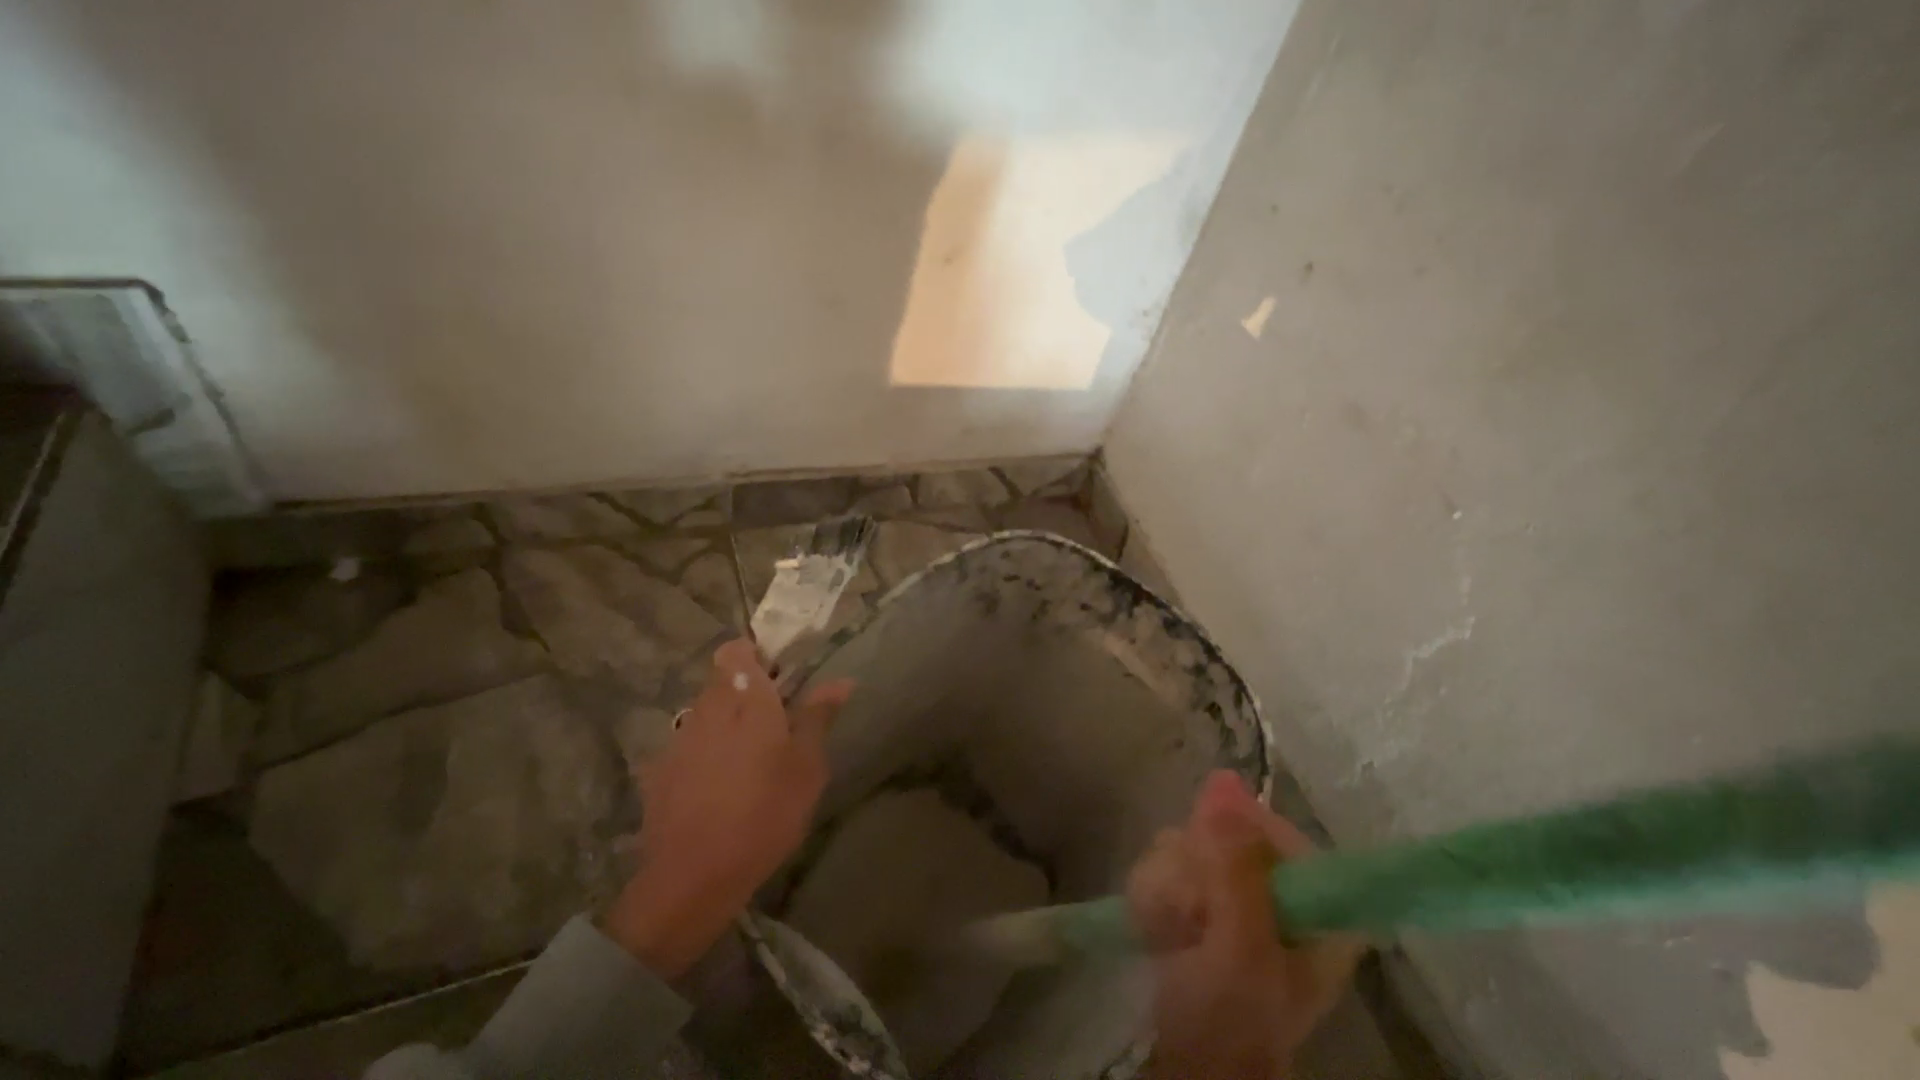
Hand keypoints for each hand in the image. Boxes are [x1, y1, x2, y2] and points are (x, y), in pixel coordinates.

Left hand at [603, 639, 853, 977]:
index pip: (737, 650)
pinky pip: (688, 744)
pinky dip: (705, 752)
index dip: (755, 654)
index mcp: (747, 700)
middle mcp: (707, 709)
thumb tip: (840, 680)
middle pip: (721, 680)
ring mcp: (679, 739)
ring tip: (749, 757)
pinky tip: (720, 785)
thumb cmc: (765, 815)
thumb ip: (818, 719)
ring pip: (703, 711)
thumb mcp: (807, 770)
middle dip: (745, 691)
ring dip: (725, 721)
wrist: (693, 875)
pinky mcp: (660, 770)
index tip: (779, 675)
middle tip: (775, 720)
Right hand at [1127, 771, 1362, 1078]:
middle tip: (1186, 914)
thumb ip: (1236, 868)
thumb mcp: (1240, 948)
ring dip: (1167, 884)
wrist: (1190, 1071)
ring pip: (1191, 846)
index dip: (1232, 832)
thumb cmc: (1230, 1020)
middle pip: (1226, 832)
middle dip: (1190, 867)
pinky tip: (1156, 927)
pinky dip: (1155, 894)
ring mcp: (1243, 900)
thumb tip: (1224, 779)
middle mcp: (1286, 893)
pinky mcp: (1208, 907)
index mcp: (1321, 902)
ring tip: (1168, 929)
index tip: (1199, 853)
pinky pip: (1171, 867)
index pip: (1274, 828)